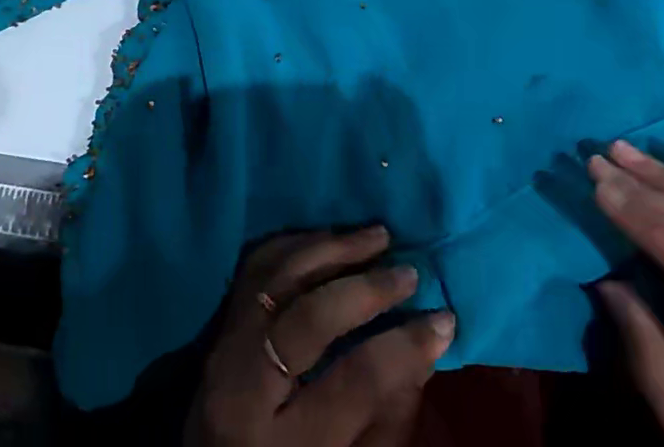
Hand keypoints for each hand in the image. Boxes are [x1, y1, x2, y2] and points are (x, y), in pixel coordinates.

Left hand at [185, 227, 455, 446]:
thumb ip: (390, 413)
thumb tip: (427, 344)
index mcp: (288, 443)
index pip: (355, 379)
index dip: (405, 345)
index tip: (445, 318)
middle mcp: (245, 389)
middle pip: (310, 316)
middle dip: (367, 287)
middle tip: (410, 272)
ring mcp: (224, 351)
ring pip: (279, 278)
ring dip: (333, 248)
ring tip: (378, 236)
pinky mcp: (219, 325)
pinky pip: (257, 267)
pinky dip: (297, 244)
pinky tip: (331, 238)